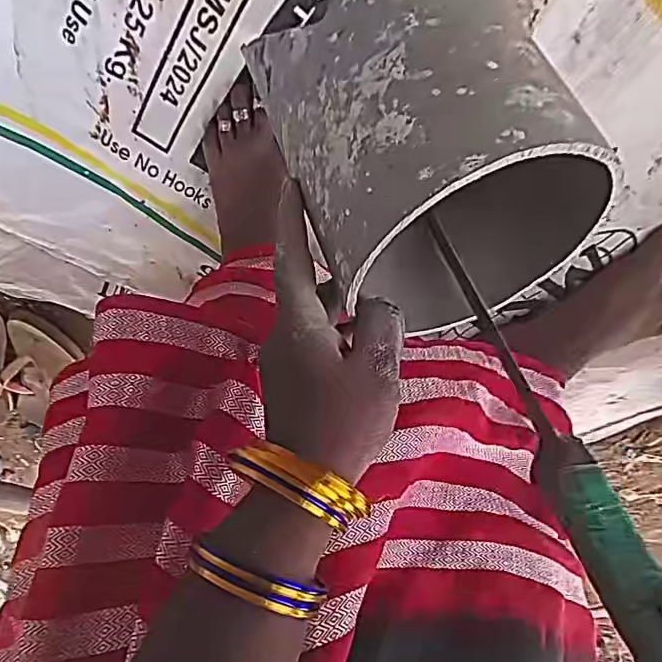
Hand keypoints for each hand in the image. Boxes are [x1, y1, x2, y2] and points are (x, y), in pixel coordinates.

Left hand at [258, 178, 403, 480]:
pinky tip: (362, 339)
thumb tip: (374, 304)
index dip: (292, 219)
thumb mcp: (375, 369)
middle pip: (303, 288)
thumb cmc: (343, 422)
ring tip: (372, 294)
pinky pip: (312, 341)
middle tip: (356, 241)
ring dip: (337, 305)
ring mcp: (281, 360)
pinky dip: (334, 331)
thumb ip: (380, 323)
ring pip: (310, 317)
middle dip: (328, 266)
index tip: (293, 183)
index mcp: (297, 324)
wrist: (309, 478)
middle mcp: (281, 336)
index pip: (291, 257)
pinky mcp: (288, 381)